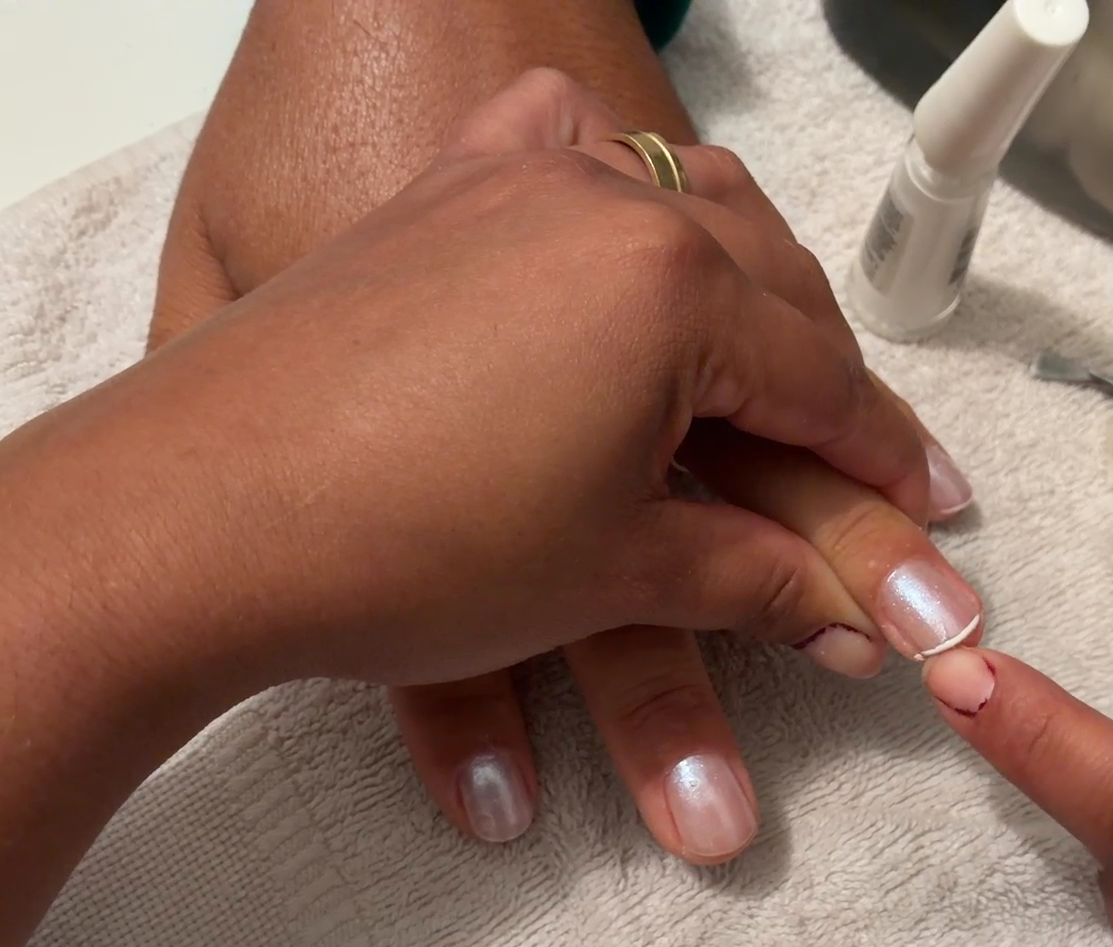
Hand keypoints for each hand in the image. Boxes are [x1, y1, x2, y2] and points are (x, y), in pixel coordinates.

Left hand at [155, 59, 981, 862]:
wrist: (189, 519)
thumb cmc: (409, 550)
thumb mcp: (617, 573)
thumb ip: (753, 580)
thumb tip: (842, 614)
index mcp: (670, 289)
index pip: (823, 379)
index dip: (882, 454)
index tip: (923, 498)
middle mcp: (609, 201)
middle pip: (776, 287)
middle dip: (834, 379)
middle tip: (870, 454)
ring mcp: (520, 180)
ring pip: (693, 207)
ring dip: (752, 286)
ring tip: (780, 356)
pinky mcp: (448, 192)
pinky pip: (575, 165)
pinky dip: (630, 204)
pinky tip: (632, 231)